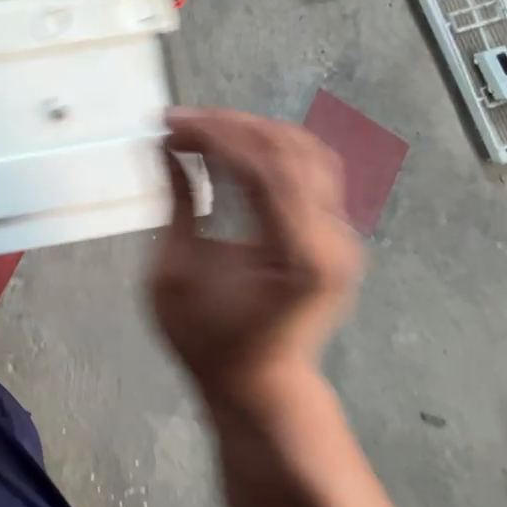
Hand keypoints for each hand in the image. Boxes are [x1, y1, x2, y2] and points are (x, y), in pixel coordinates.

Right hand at [147, 107, 362, 415]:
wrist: (260, 385)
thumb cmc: (208, 340)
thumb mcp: (175, 273)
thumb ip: (177, 204)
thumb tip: (164, 148)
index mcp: (298, 255)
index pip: (263, 169)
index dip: (213, 136)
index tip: (167, 125)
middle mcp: (333, 240)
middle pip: (290, 151)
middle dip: (229, 125)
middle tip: (175, 122)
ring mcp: (342, 235)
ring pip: (307, 151)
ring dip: (251, 130)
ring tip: (200, 128)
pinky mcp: (334, 232)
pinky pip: (310, 170)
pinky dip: (269, 148)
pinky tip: (231, 148)